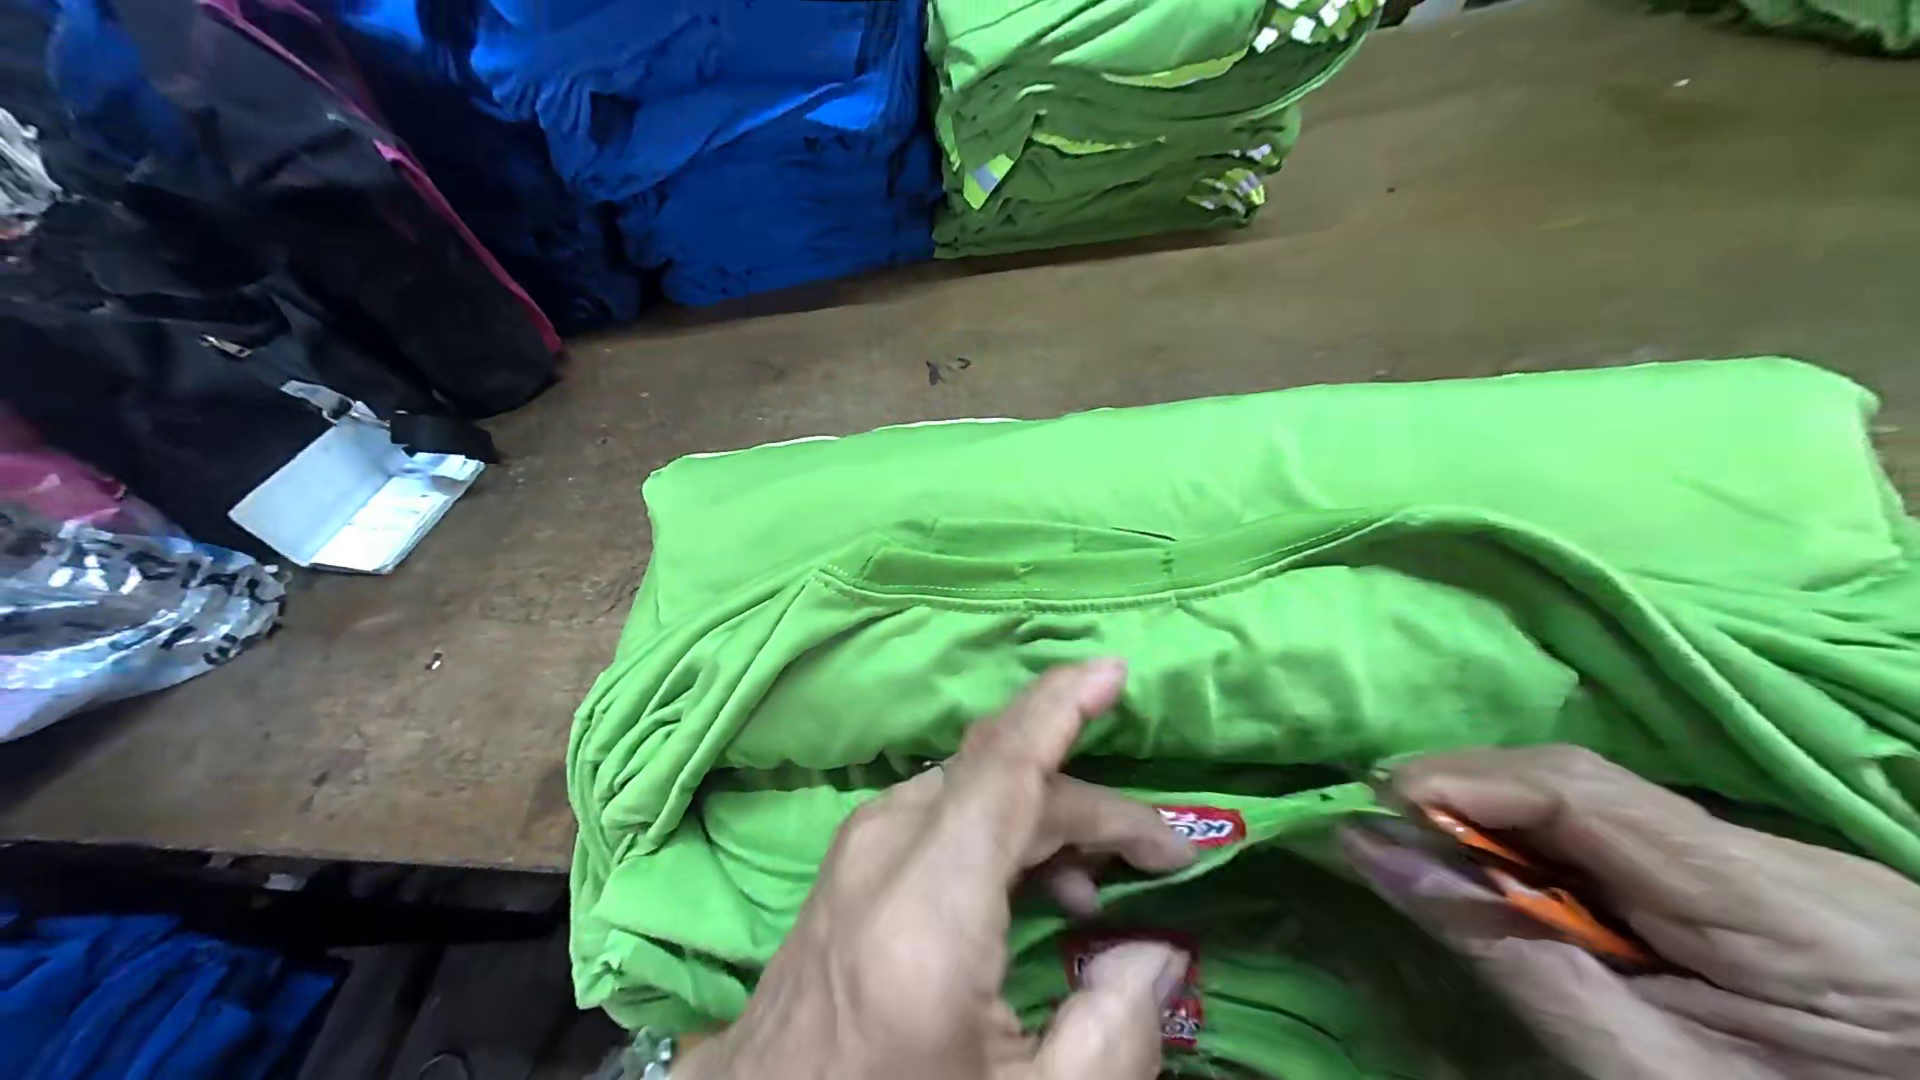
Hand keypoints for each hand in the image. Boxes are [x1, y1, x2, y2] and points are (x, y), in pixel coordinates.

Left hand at [676, 660, 1195, 1079]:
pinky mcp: (858, 850)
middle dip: (1093, 806)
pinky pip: (951, 807)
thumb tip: (1159, 950)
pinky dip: (1008, 826)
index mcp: (926, 912)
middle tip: (1161, 852)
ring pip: (980, 786)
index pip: (1003, 768)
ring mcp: (864, 842)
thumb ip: (1113, 1033)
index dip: (1061, 706)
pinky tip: (1040, 885)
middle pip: (1007, 780)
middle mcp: (887, 850)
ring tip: (1105, 876)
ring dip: (1051, 814)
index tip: (1113, 670)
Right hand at [1346, 745, 1919, 1079]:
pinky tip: (1508, 873)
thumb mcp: (1638, 1067)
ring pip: (1582, 792)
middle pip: (1575, 779)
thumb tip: (1366, 847)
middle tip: (1388, 831)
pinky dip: (1532, 838)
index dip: (1462, 781)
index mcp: (1776, 906)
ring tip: (1434, 852)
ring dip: (1491, 814)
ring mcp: (1758, 852)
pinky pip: (1605, 822)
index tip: (1376, 806)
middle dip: (1465, 793)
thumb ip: (1502, 949)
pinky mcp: (1738, 865)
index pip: (1581, 792)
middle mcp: (1770, 851)